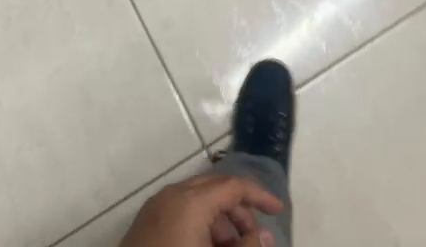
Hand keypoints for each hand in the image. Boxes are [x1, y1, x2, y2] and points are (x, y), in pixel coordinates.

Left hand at [118, 173, 283, 246]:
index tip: (278, 210)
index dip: (259, 196)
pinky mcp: (147, 223)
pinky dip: (201, 227)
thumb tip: (264, 236)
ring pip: (199, 203)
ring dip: (221, 224)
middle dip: (240, 213)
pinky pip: (182, 213)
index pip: (234, 185)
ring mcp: (157, 207)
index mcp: (191, 200)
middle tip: (256, 241)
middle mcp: (173, 194)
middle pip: (216, 190)